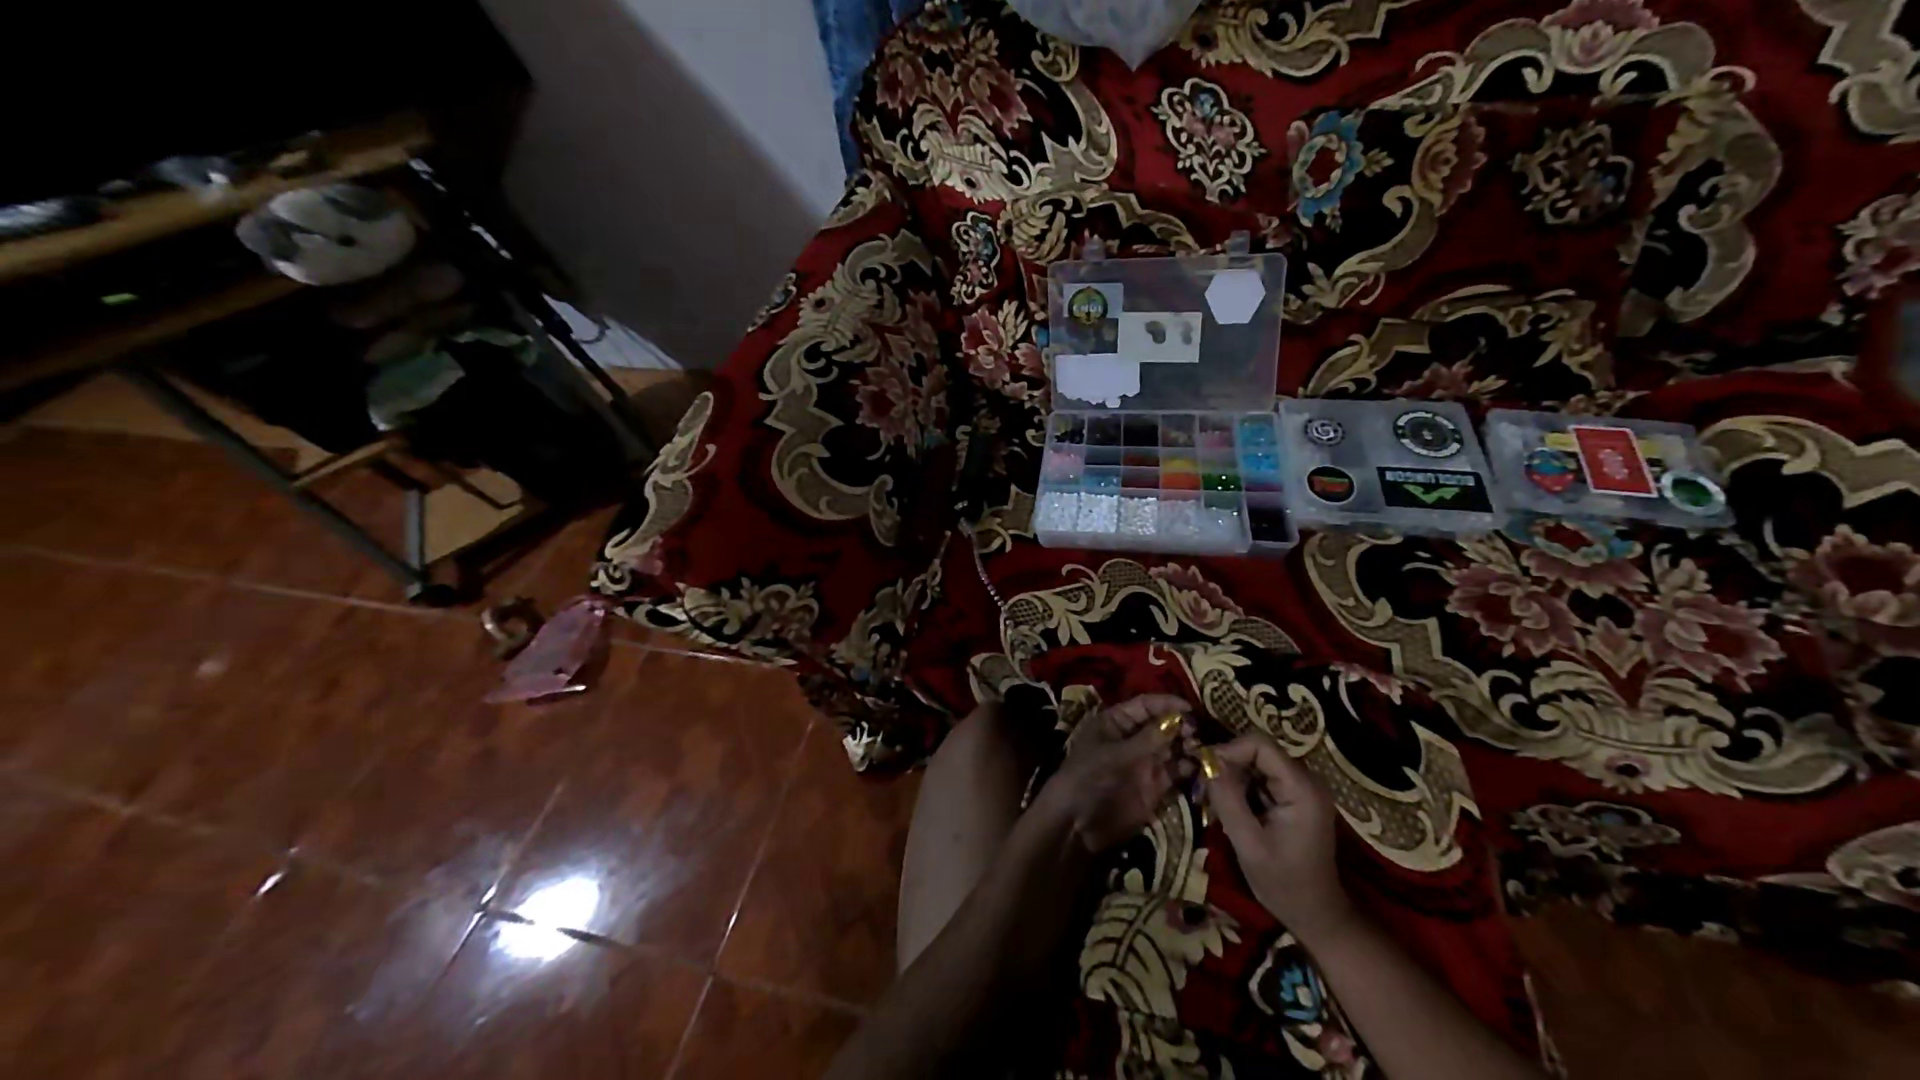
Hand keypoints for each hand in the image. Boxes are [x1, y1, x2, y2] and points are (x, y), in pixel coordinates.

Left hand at [1035, 694, 1188, 852]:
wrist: (1076, 822)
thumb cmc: (1088, 777)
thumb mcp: (1114, 755)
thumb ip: (1146, 739)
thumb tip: (1176, 721)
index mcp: (1115, 722)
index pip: (1144, 705)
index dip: (1166, 703)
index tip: (1190, 708)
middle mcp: (1132, 739)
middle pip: (1162, 725)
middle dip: (1180, 725)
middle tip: (1196, 732)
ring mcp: (1144, 762)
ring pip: (1172, 748)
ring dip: (1187, 746)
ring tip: (1199, 748)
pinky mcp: (1154, 786)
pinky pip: (1175, 771)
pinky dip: (1187, 768)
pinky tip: (1195, 767)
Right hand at [1205, 734, 1353, 941]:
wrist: (1316, 913)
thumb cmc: (1283, 883)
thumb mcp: (1248, 843)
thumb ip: (1228, 799)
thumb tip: (1207, 762)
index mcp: (1302, 789)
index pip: (1260, 745)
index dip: (1229, 750)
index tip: (1205, 770)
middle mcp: (1307, 781)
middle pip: (1258, 751)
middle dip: (1228, 764)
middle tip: (1204, 788)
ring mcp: (1303, 789)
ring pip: (1258, 764)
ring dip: (1233, 777)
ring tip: (1213, 800)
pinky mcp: (1295, 798)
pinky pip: (1263, 778)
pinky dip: (1243, 787)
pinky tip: (1230, 809)